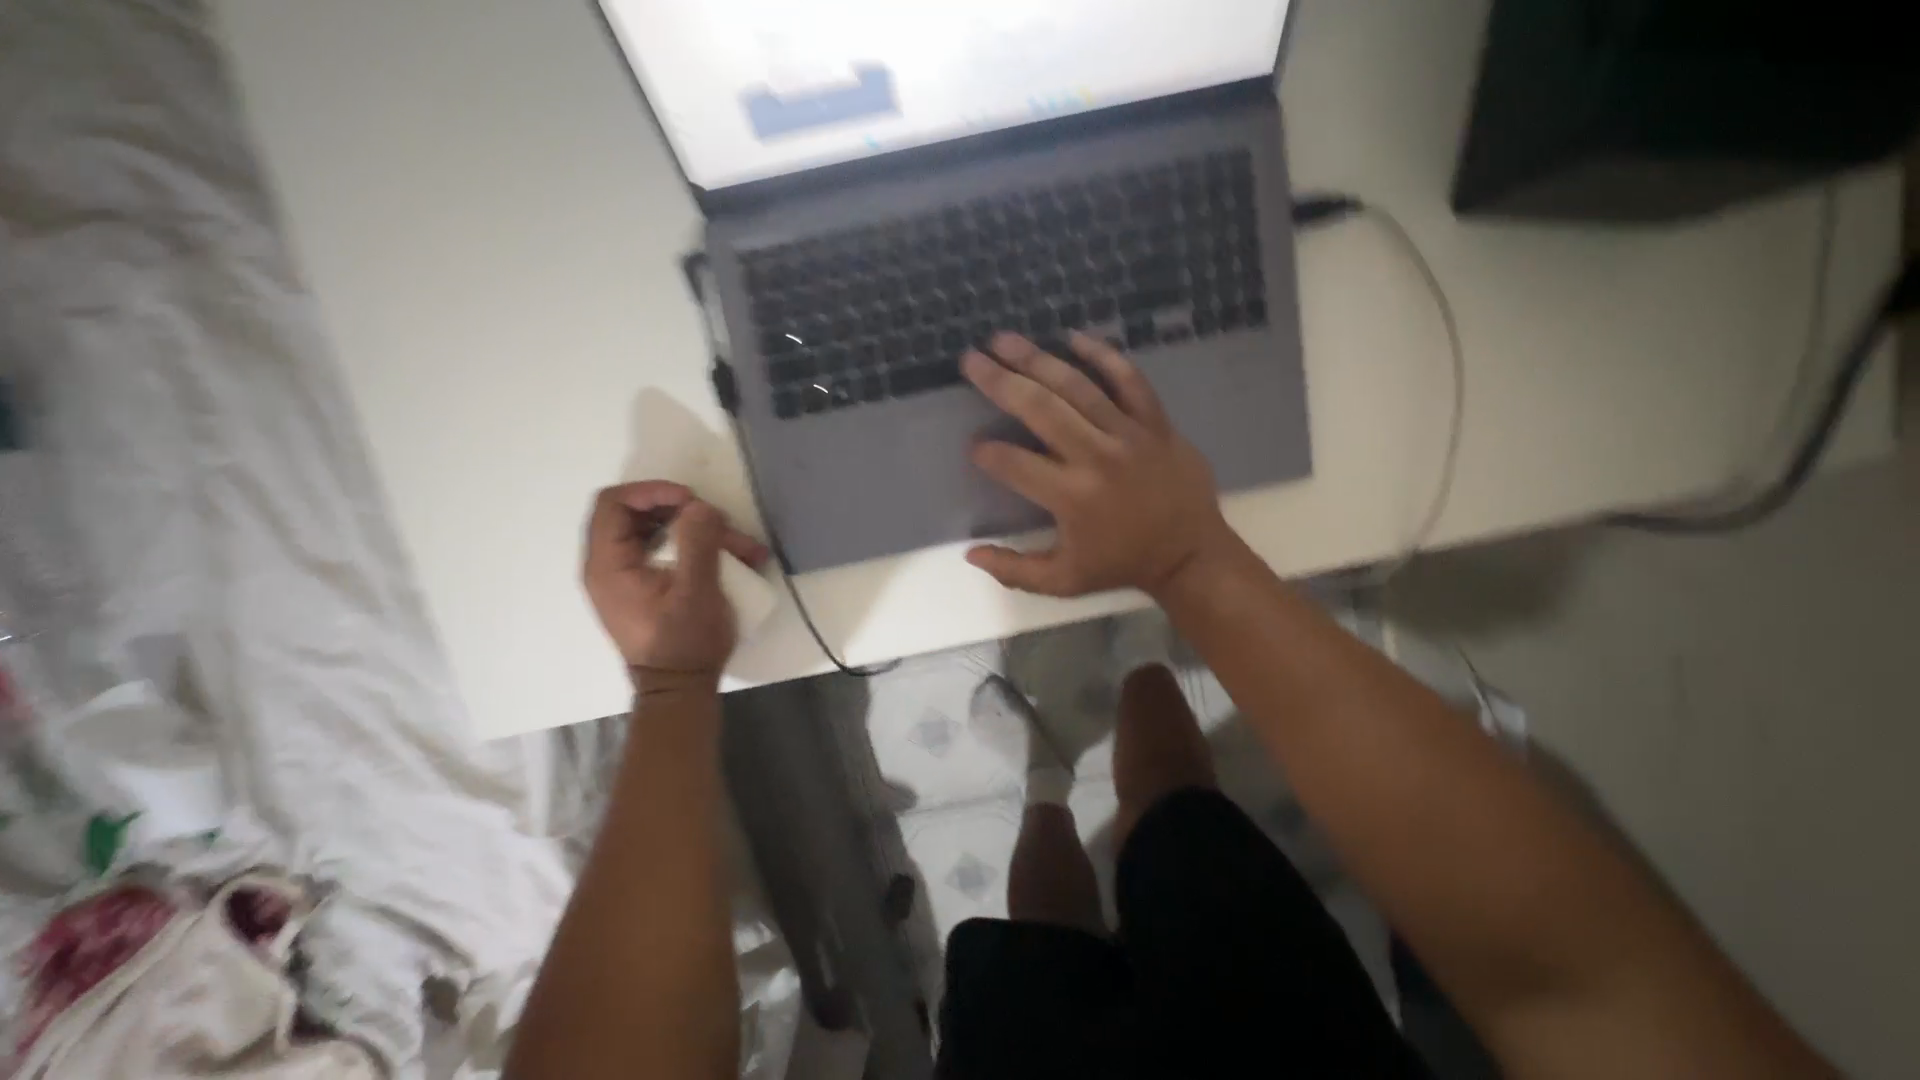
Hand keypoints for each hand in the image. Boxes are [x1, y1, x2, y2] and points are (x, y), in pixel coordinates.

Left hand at [582, 481, 769, 689]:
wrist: (680, 689)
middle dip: (682, 512)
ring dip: (699, 532)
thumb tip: (700, 507)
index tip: (690, 500)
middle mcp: (609, 566)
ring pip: (657, 532)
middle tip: (717, 522)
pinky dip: (696, 548)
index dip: (651, 491)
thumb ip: (697, 543)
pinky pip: (665, 552)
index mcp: (608, 564)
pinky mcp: (645, 587)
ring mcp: (626, 577)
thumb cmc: (684, 643)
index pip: (613, 503)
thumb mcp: (696, 591)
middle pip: (636, 514)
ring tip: (742, 546)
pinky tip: (734, 558)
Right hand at [962, 332, 1239, 598]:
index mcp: (1071, 497)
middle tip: (970, 360)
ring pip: (1077, 386)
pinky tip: (1073, 337)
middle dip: (999, 382)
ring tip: (1004, 339)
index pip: (1014, 463)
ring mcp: (1129, 434)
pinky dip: (1103, 356)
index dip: (987, 453)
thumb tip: (971, 554)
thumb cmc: (1122, 564)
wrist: (1191, 554)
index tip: (974, 447)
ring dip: (1037, 359)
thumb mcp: (1063, 581)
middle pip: (1039, 409)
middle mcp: (1096, 456)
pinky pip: (1130, 380)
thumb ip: (1014, 570)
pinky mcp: (1155, 422)